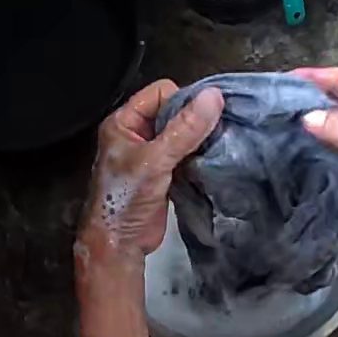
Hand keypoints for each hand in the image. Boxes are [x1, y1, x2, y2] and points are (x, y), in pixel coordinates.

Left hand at [79, 79, 223, 263]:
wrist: (120, 243)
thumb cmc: (126, 199)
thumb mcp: (155, 159)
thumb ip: (185, 129)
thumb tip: (214, 97)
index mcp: (124, 122)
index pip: (161, 92)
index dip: (183, 100)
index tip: (203, 118)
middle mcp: (136, 134)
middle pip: (174, 111)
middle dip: (195, 120)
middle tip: (216, 131)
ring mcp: (150, 154)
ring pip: (182, 134)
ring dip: (199, 139)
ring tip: (217, 145)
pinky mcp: (164, 173)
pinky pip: (186, 154)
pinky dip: (199, 155)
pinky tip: (213, 159)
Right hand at [292, 67, 337, 238]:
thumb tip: (308, 117)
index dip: (316, 77)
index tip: (286, 79)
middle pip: (336, 102)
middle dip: (308, 100)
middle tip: (275, 104)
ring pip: (333, 128)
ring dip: (311, 126)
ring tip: (278, 125)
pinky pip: (335, 152)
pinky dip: (317, 150)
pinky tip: (297, 151)